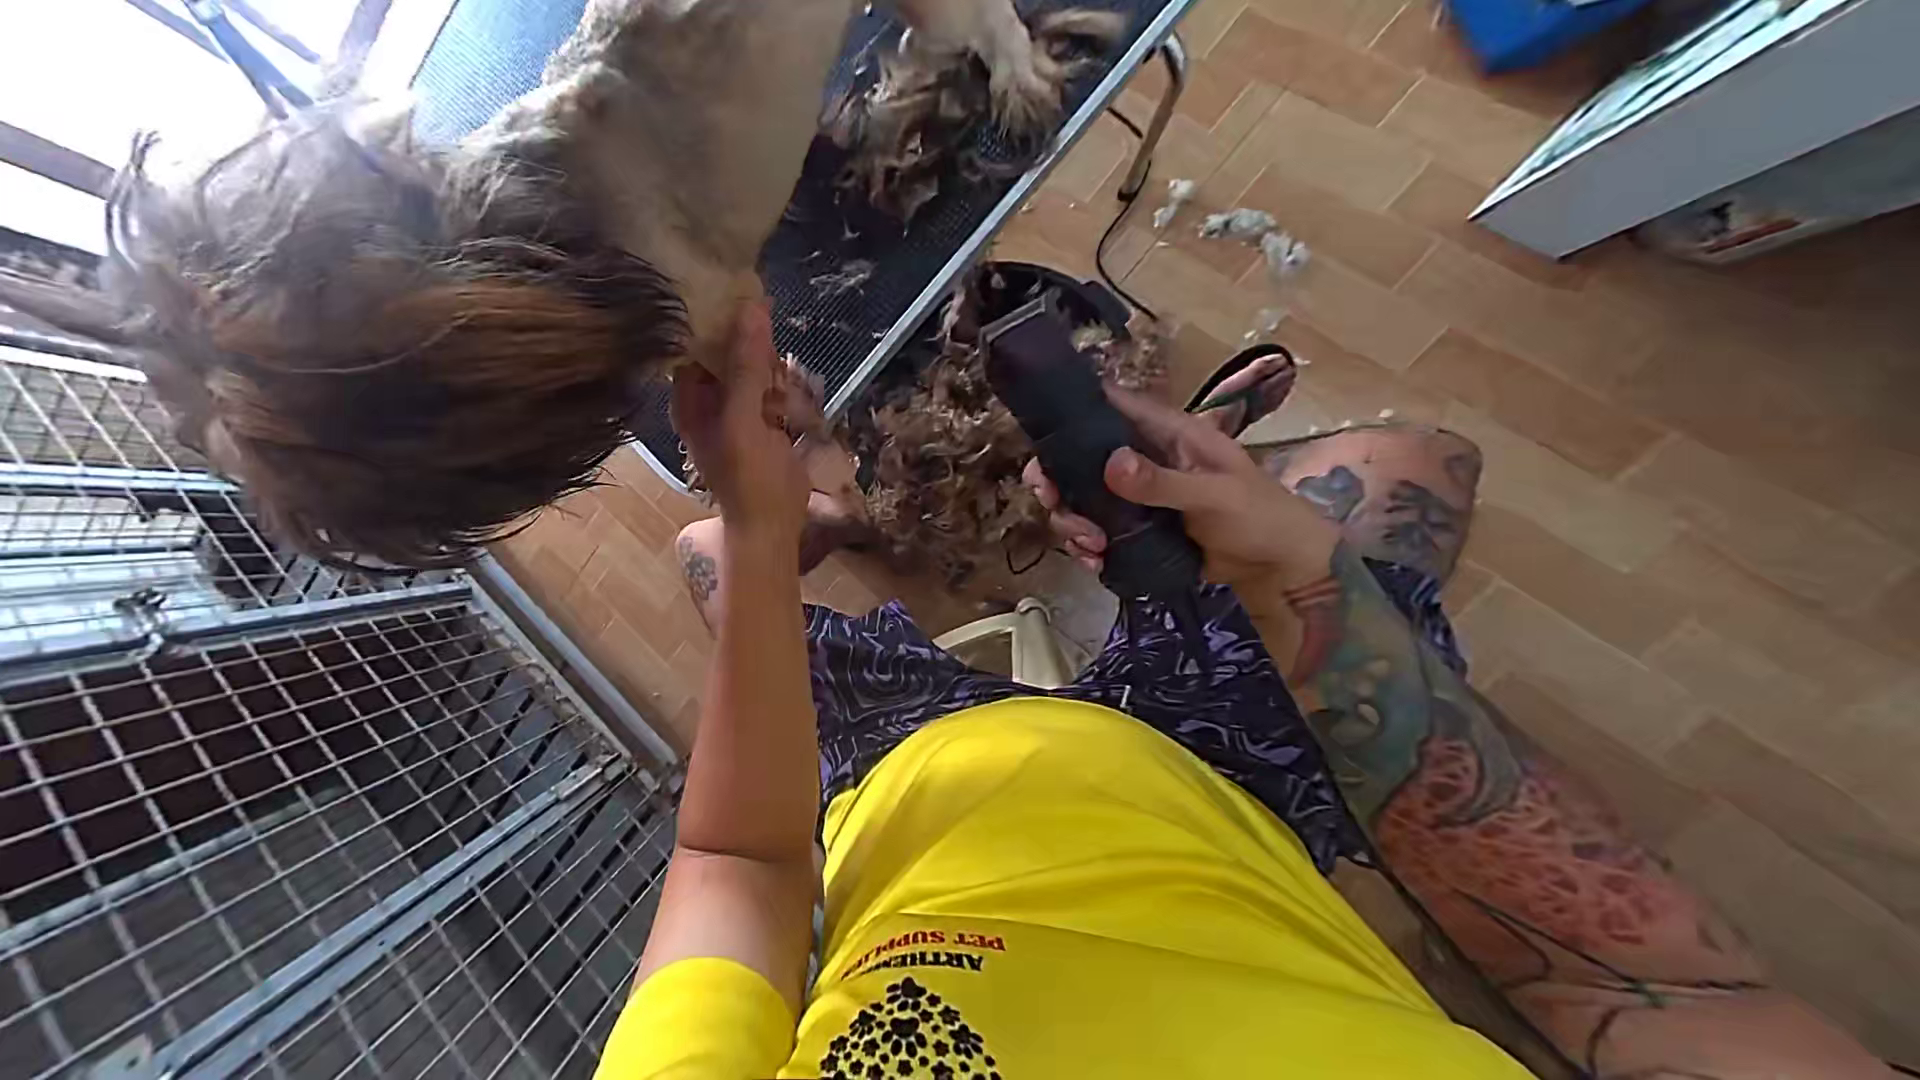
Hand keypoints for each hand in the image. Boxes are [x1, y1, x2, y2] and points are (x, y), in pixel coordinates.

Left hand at [672, 300, 807, 552]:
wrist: (772, 527)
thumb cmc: (750, 479)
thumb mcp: (744, 420)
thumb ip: (746, 366)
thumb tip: (752, 308)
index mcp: (689, 396)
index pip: (694, 339)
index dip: (717, 318)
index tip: (746, 299)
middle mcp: (709, 398)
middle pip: (728, 350)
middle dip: (754, 350)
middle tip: (772, 367)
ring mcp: (738, 410)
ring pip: (755, 368)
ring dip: (773, 373)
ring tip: (780, 398)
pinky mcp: (763, 421)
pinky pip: (772, 390)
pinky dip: (783, 391)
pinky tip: (788, 406)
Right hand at [1023, 385, 1337, 607]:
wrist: (1278, 568)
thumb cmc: (1260, 517)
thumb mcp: (1216, 495)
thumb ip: (1163, 482)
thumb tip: (1111, 464)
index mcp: (1165, 435)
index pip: (1110, 408)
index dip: (1071, 415)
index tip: (1043, 441)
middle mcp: (1142, 461)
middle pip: (1079, 459)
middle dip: (1057, 481)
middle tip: (1051, 502)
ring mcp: (1134, 499)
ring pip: (1080, 499)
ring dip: (1072, 521)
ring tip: (1091, 546)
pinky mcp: (1133, 532)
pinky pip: (1095, 533)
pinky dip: (1086, 548)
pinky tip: (1094, 562)